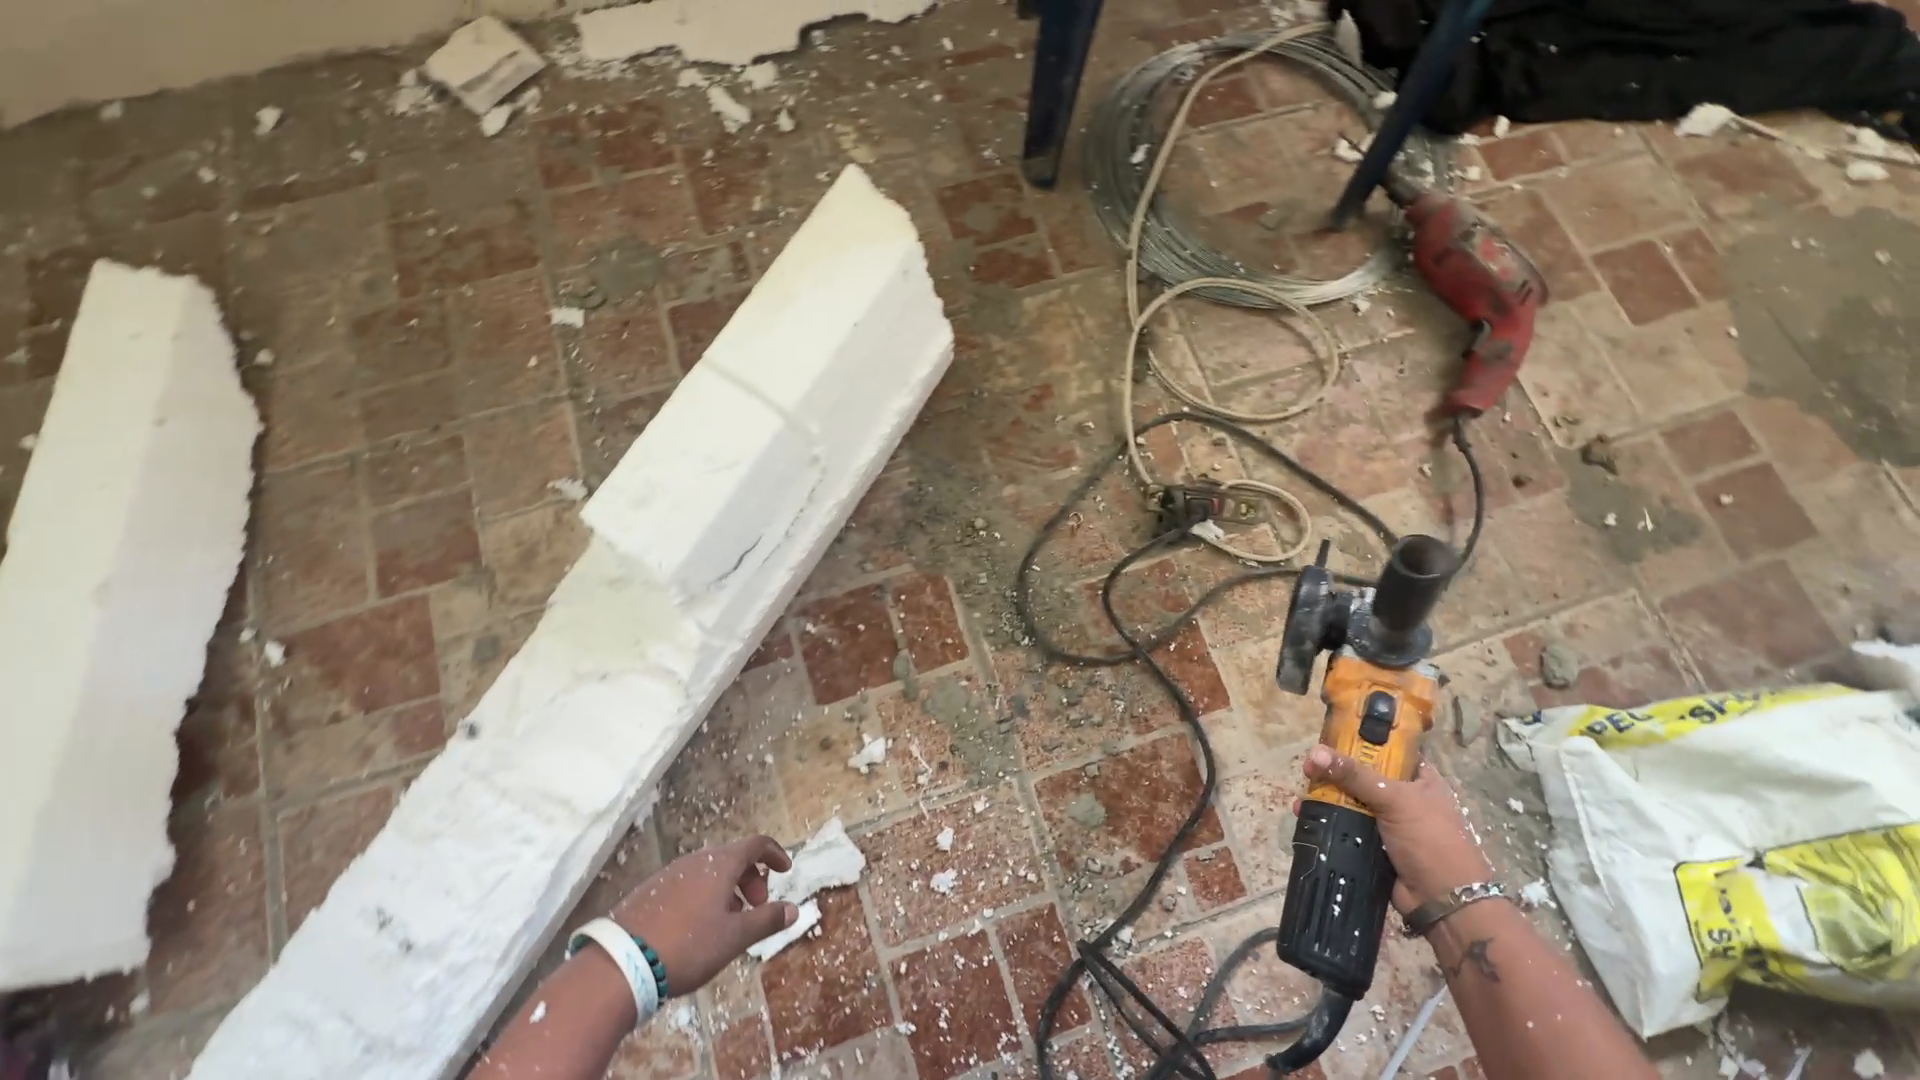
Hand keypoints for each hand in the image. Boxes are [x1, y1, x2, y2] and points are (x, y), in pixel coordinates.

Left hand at [610, 835, 798, 995]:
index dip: (774, 854)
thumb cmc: (688, 946)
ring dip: (727, 890)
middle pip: (732, 858)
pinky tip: (698, 927)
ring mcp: (669, 874)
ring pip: (708, 872)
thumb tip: (794, 909)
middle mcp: (695, 861)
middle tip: (756, 907)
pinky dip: (704, 896)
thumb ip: (767, 920)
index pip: (756, 844)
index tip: (784, 870)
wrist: (620, 964)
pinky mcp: (649, 892)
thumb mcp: (735, 937)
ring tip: (728, 922)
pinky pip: (687, 884)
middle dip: (751, 878)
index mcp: (720, 864)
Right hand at [1295, 745, 1492, 914]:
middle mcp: (1402, 797)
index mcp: (1419, 779)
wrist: (1443, 902)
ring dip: (1323, 797)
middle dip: (1332, 772)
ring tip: (1302, 799)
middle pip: (1361, 775)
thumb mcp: (1395, 800)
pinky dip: (1325, 820)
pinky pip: (1343, 826)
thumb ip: (1355, 775)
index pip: (1387, 751)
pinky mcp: (1372, 844)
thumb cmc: (1430, 841)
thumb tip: (1314, 752)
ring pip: (1348, 801)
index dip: (1357, 742)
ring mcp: (1386, 822)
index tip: (1326, 740)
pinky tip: (1305, 816)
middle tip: (1307, 769)